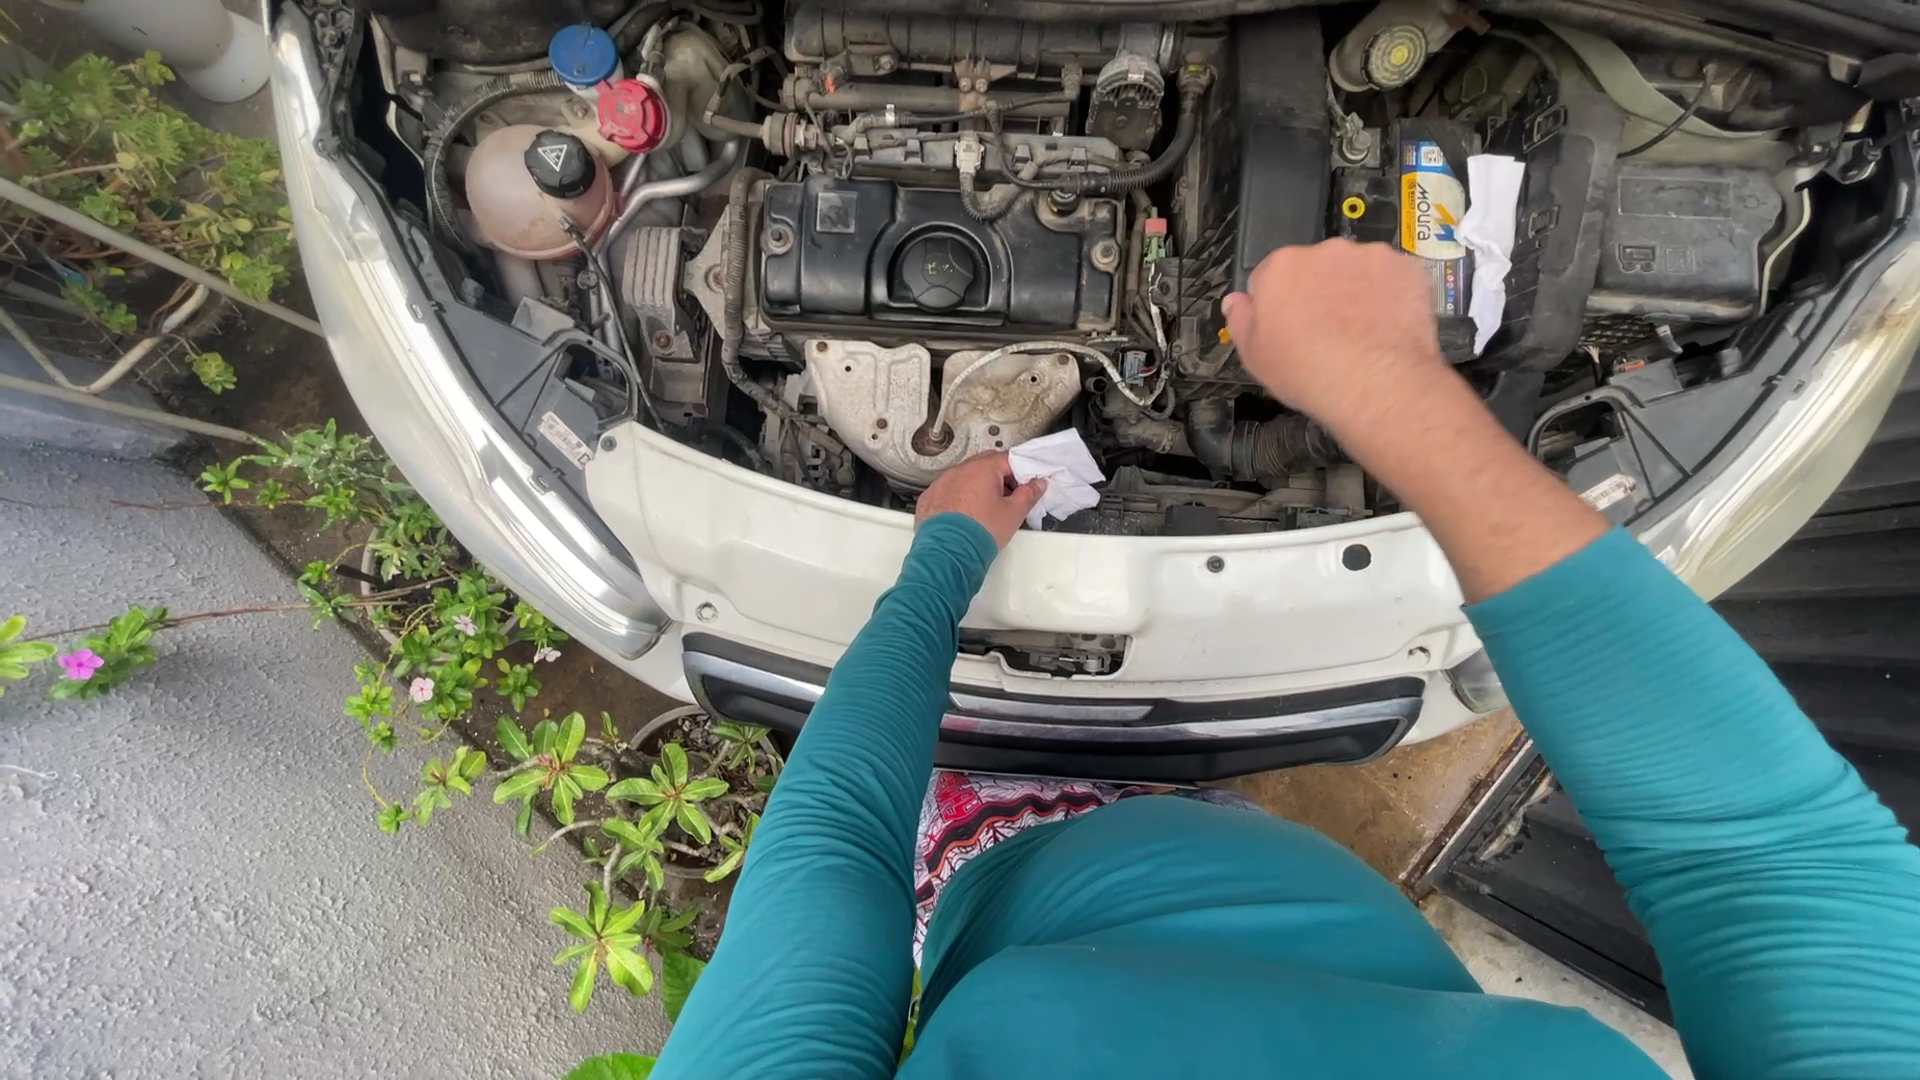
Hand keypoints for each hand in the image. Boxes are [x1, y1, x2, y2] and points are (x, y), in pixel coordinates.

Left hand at [915, 452, 1046, 547]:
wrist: (947, 555)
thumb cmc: (978, 534)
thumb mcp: (1013, 514)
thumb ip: (1028, 494)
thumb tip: (1036, 485)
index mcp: (982, 469)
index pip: (1008, 458)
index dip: (1021, 471)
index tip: (1026, 485)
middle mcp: (959, 472)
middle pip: (985, 465)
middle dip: (999, 477)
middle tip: (1009, 497)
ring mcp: (941, 484)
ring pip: (965, 478)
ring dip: (977, 488)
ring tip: (986, 510)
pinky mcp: (929, 499)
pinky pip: (948, 491)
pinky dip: (958, 498)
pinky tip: (966, 515)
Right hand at [1222, 238, 1454, 443]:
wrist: (1373, 382)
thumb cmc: (1308, 370)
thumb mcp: (1254, 355)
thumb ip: (1240, 320)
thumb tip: (1235, 302)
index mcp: (1280, 268)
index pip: (1267, 276)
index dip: (1273, 304)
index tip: (1281, 326)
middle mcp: (1324, 252)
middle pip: (1312, 268)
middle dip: (1313, 292)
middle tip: (1318, 332)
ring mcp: (1368, 257)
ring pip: (1352, 270)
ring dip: (1349, 292)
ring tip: (1352, 333)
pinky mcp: (1405, 268)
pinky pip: (1389, 277)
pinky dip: (1384, 295)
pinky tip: (1379, 327)